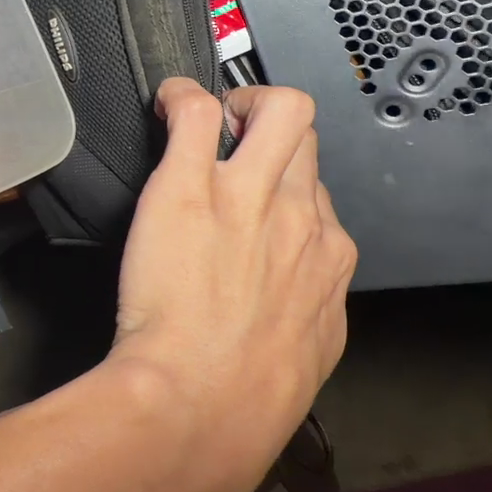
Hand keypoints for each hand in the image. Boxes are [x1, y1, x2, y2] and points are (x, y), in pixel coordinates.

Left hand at [107, 78, 354, 491]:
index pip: (317, 188)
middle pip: (309, 137)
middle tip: (232, 131)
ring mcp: (248, 195)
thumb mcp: (303, 344)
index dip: (283, 177)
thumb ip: (302, 301)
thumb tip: (283, 288)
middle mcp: (299, 215)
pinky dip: (181, 96)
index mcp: (326, 254)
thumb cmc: (246, 386)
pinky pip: (197, 112)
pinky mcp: (191, 186)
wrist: (203, 395)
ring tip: (205, 116)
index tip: (255, 179)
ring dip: (241, 102)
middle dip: (274, 122)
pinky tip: (164, 102)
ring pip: (277, 110)